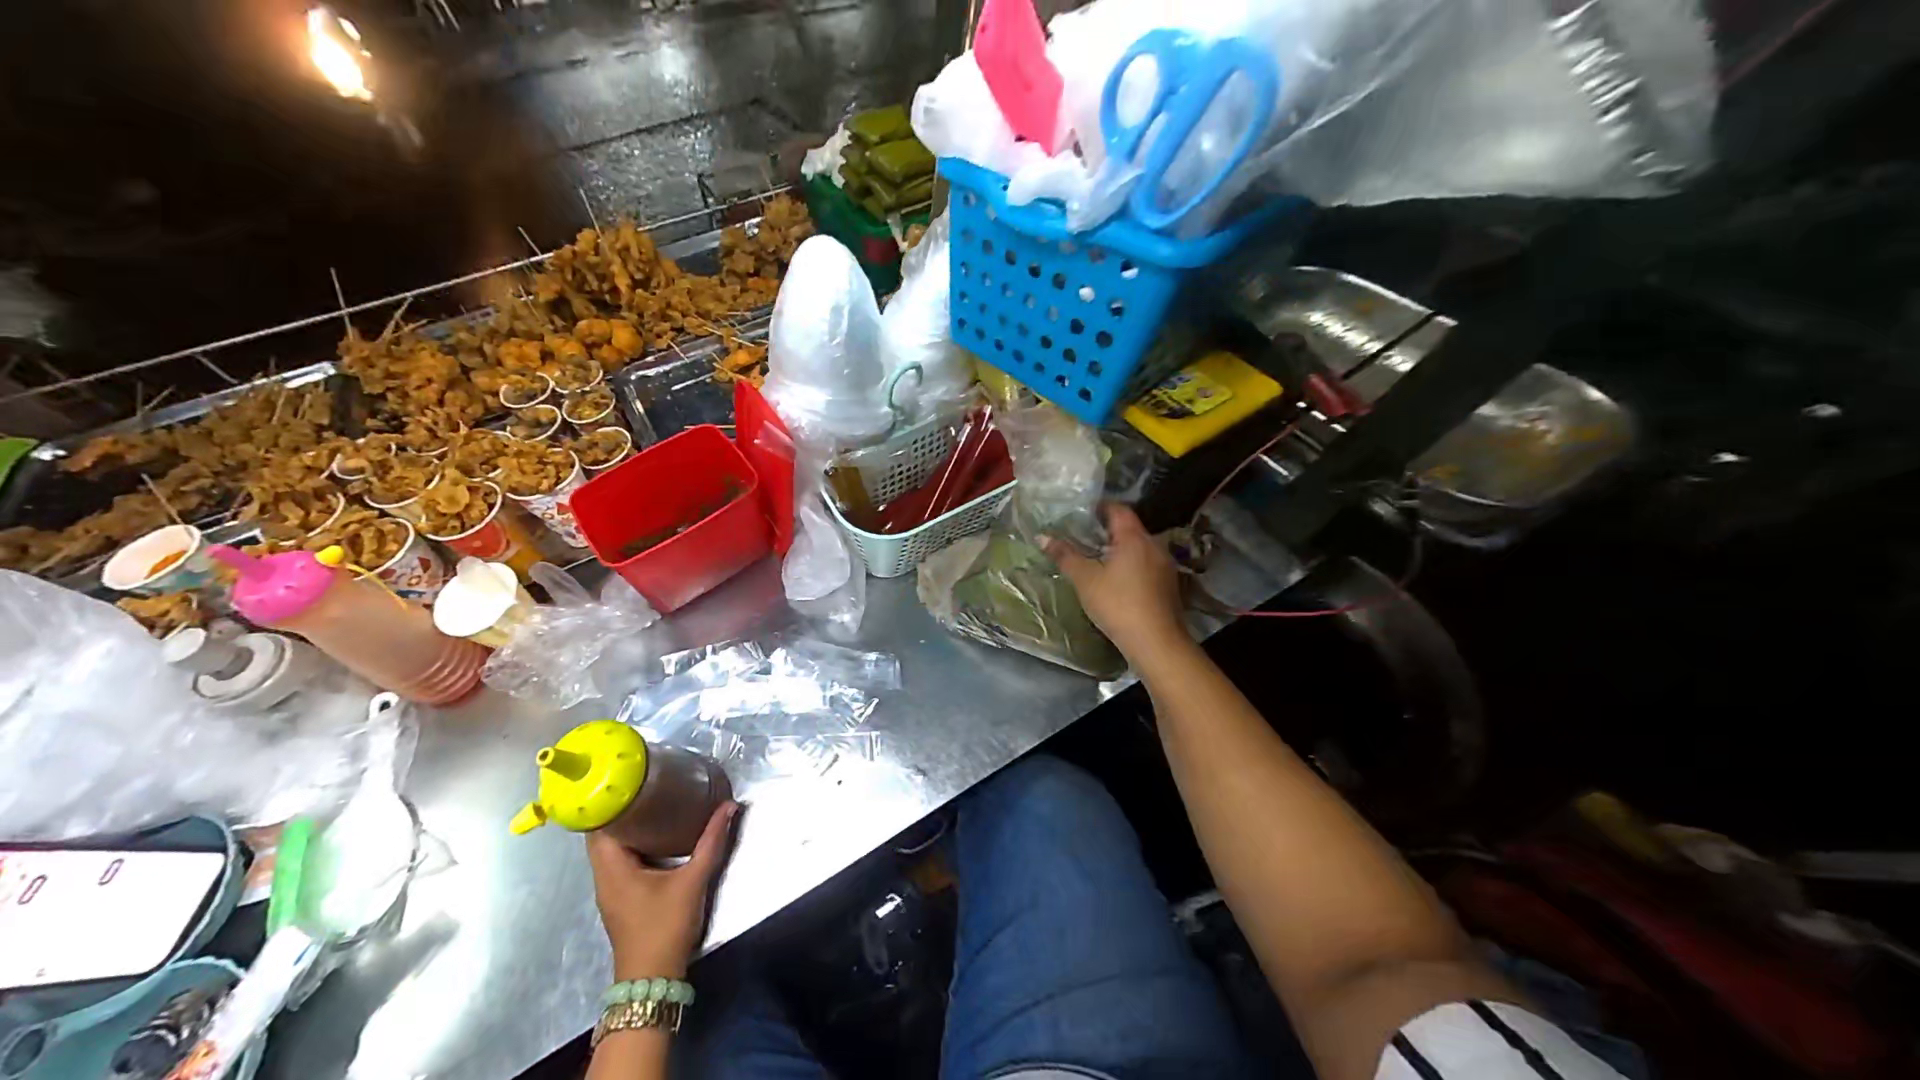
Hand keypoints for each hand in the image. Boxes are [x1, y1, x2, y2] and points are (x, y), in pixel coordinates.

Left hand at [585, 801, 738, 979]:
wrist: (653, 978)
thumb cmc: (665, 926)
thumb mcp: (693, 881)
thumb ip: (711, 842)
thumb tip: (729, 807)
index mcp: (612, 867)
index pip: (598, 824)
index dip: (611, 799)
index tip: (633, 778)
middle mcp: (604, 875)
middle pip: (604, 832)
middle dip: (624, 808)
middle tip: (651, 784)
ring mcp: (611, 888)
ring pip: (612, 847)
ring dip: (629, 826)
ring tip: (656, 801)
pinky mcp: (621, 896)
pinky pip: (620, 859)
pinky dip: (634, 842)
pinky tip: (657, 833)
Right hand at [1045, 504, 1187, 659]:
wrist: (1156, 643)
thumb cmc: (1118, 604)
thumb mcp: (1085, 579)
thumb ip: (1065, 555)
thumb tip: (1042, 537)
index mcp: (1135, 537)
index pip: (1118, 509)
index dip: (1099, 507)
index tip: (1080, 514)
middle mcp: (1155, 545)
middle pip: (1130, 528)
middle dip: (1107, 531)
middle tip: (1083, 538)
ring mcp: (1165, 566)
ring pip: (1139, 548)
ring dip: (1119, 550)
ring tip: (1096, 560)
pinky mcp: (1169, 585)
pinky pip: (1147, 565)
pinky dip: (1130, 566)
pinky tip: (1116, 581)